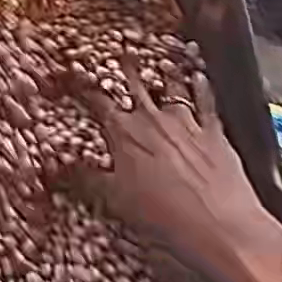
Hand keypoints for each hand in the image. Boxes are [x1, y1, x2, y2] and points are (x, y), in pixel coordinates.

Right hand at [85, 52, 281, 281]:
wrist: (225, 230)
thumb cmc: (164, 217)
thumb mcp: (115, 199)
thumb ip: (86, 177)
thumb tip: (57, 165)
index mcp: (123, 132)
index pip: (96, 100)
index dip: (82, 84)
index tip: (72, 72)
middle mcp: (152, 120)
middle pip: (133, 85)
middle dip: (123, 67)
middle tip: (117, 50)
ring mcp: (186, 123)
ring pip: (170, 88)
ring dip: (162, 73)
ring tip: (156, 59)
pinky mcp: (216, 134)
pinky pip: (207, 103)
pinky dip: (201, 87)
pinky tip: (199, 75)